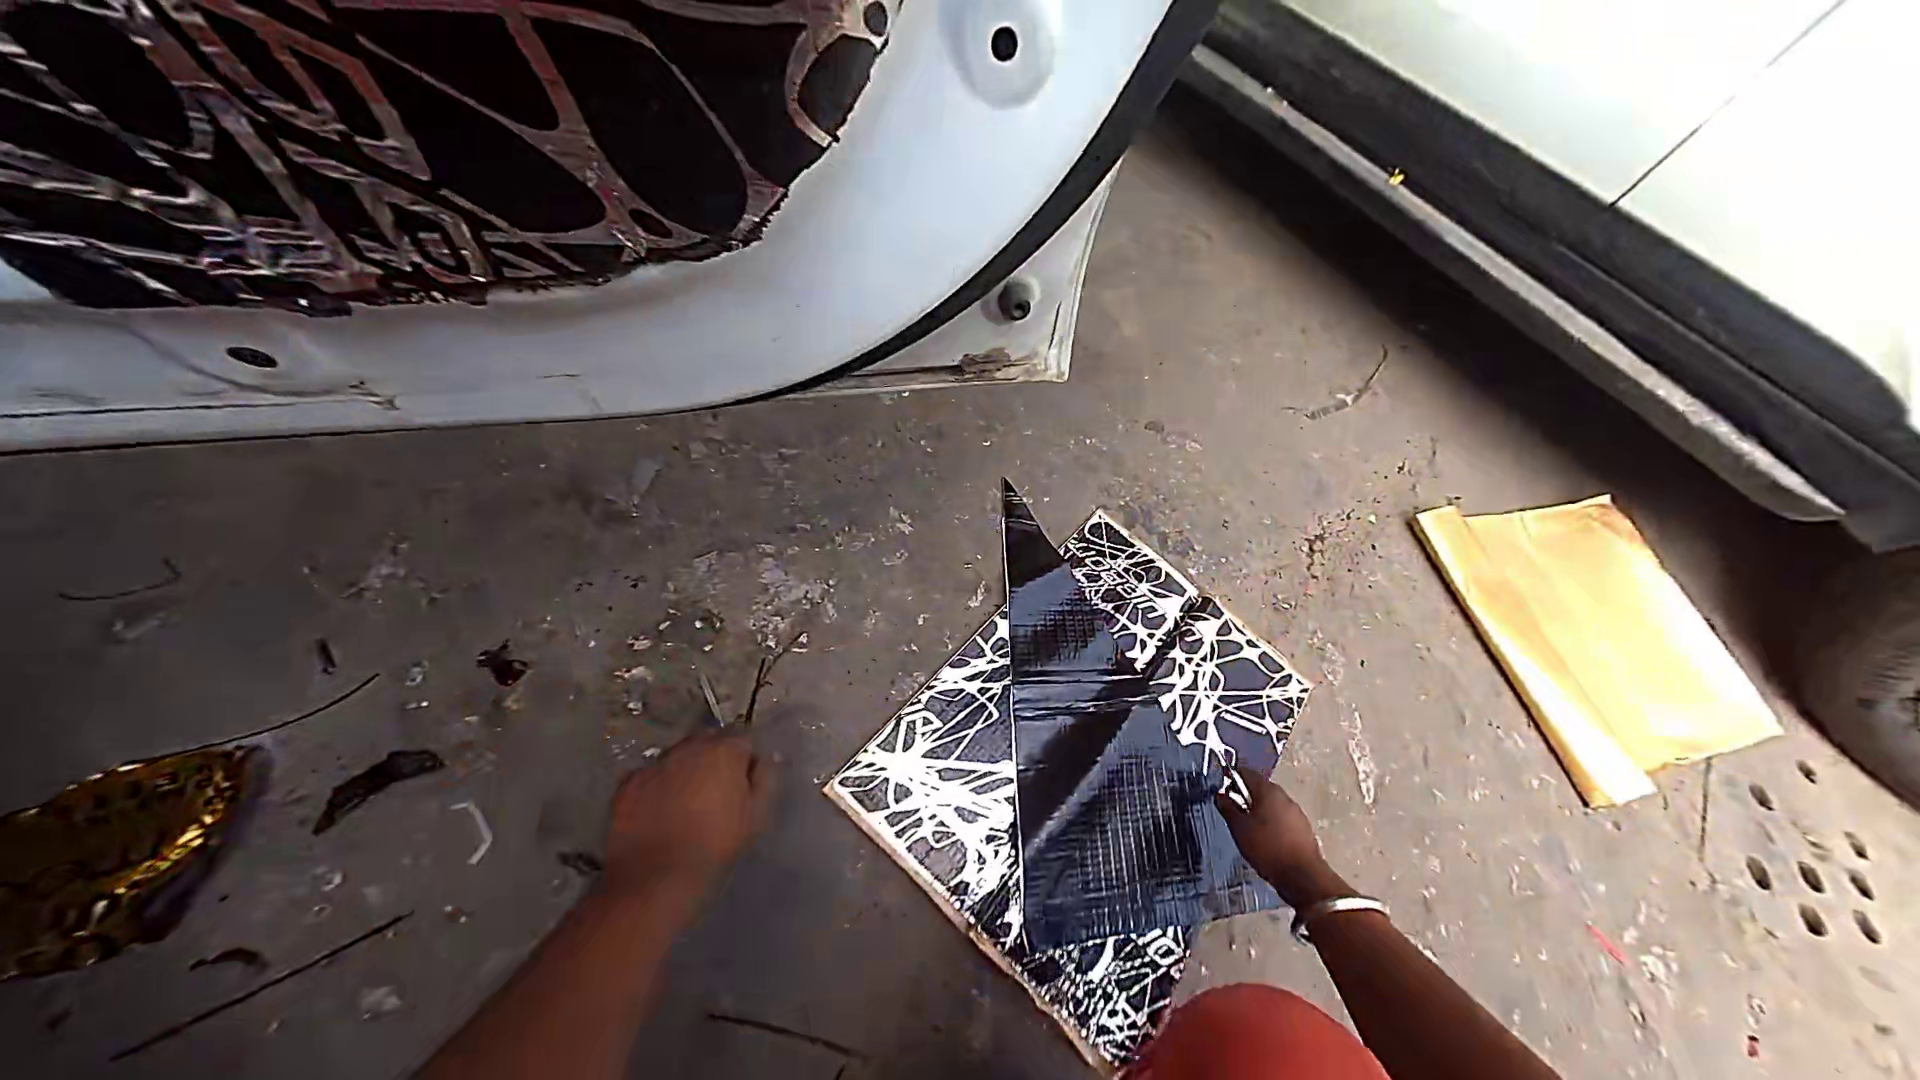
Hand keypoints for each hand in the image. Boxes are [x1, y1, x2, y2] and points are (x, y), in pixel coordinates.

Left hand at [603, 731, 771, 898]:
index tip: (744, 784)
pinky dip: (657, 785)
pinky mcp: (628, 785)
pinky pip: (649, 776)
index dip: (746, 761)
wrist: (657, 878)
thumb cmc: (716, 845)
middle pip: (708, 741)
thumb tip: (769, 756)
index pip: (743, 740)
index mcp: (724, 750)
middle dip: (715, 758)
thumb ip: (766, 779)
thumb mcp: (757, 815)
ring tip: (686, 802)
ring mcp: (655, 764)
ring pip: (678, 756)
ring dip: (686, 769)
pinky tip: (659, 810)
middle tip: (717, 792)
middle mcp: (689, 748)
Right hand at [1216, 766, 1349, 907]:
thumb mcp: (1238, 827)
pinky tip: (1266, 841)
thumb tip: (1221, 795)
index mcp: (1268, 790)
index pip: (1246, 772)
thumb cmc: (1268, 849)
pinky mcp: (1304, 830)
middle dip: (1245, 797)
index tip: (1223, 790)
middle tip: (1233, 813)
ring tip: (1248, 830)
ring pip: (1272, 805)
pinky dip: (1272, 825)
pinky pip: (1282, 820)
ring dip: (1259, 812)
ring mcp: (1297, 813)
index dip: (1231, 778)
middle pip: (1260, 788)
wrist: (1303, 878)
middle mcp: (1285, 797)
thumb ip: (1227, 807)